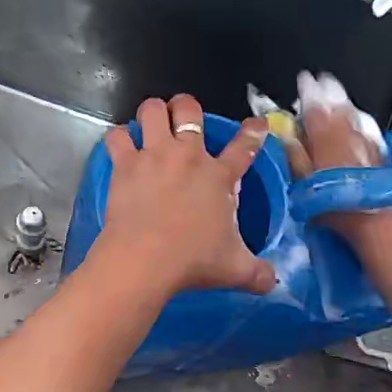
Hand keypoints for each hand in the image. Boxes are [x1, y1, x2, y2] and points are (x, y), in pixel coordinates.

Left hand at [95, 94, 276, 296]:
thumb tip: (274, 283)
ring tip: (152, 121)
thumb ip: (258, 273)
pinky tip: (121, 143)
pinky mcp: (125, 165)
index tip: (257, 124)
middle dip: (187, 107)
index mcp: (219, 177)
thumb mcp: (235, 269)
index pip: (244, 146)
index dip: (253, 132)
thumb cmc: (194, 261)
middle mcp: (187, 156)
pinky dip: (119, 136)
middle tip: (184, 118)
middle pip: (190, 110)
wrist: (145, 260)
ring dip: (153, 112)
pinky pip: (118, 136)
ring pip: (152, 110)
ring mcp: (154, 156)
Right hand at [284, 72, 391, 241]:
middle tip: (321, 83)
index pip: (313, 105)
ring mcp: (364, 140)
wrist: (372, 216)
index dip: (307, 91)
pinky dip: (354, 122)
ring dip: (342, 105)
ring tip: (336, 99)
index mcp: (324, 134)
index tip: (304, 80)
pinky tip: (352, 125)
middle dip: (327, 93)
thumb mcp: (302, 179)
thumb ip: (293, 154)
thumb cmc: (333, 200)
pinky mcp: (376, 152)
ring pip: (350, 115)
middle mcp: (346, 131)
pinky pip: (361, 129)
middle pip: (336, 105)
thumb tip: (284, 136)